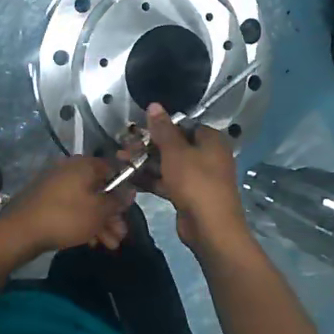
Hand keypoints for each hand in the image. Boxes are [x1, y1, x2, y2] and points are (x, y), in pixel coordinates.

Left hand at [0, 156, 132, 255]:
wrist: (20, 230)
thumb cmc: (66, 216)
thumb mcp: (99, 211)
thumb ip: (117, 200)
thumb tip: (130, 190)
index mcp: (85, 165)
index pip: (113, 169)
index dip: (124, 190)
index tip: (128, 210)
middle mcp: (70, 169)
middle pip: (99, 189)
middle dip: (112, 215)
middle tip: (120, 235)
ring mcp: (56, 185)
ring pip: (86, 202)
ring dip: (100, 223)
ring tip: (109, 245)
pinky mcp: (46, 201)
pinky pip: (72, 208)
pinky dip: (83, 222)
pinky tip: (90, 242)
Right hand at [138, 104, 247, 253]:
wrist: (210, 228)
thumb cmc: (195, 182)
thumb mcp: (176, 152)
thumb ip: (163, 129)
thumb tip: (154, 105)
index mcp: (211, 140)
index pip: (184, 125)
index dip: (161, 126)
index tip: (139, 129)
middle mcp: (207, 156)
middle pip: (174, 145)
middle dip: (148, 146)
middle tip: (125, 147)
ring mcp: (198, 177)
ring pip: (169, 165)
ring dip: (146, 163)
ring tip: (122, 161)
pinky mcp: (189, 195)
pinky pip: (168, 182)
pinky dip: (152, 180)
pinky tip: (130, 179)